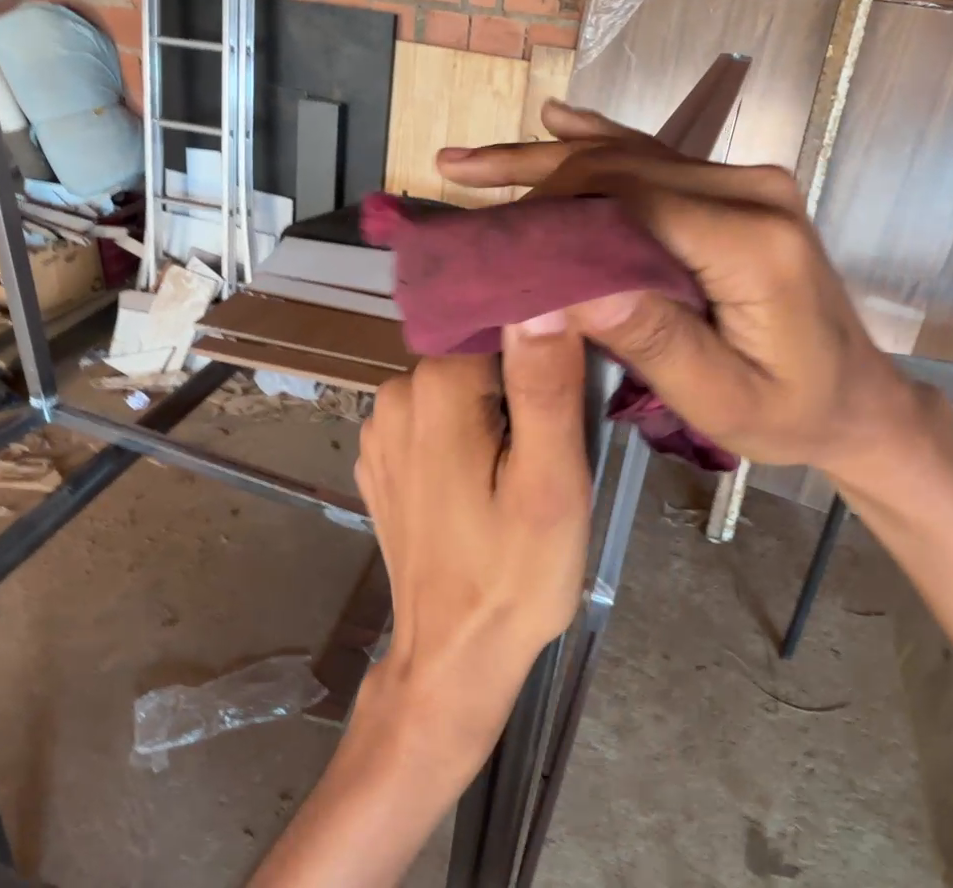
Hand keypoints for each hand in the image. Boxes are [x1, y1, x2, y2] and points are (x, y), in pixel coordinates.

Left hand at [355, 326, 591, 710]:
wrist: (454, 654)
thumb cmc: (513, 573)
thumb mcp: (550, 481)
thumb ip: (545, 384)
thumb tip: (543, 299)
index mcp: (434, 388)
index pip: (499, 321)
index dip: (542, 349)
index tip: (572, 385)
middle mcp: (394, 396)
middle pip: (476, 353)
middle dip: (517, 384)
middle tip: (551, 444)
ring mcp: (381, 431)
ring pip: (456, 384)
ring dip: (492, 411)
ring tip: (520, 467)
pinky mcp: (382, 461)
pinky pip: (432, 419)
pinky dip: (462, 434)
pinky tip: (483, 479)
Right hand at [438, 101, 923, 482]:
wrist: (857, 398)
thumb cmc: (792, 412)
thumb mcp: (723, 399)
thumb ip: (652, 338)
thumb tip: (563, 290)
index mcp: (751, 241)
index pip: (626, 202)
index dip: (546, 216)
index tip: (483, 246)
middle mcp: (751, 188)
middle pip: (617, 169)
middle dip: (532, 188)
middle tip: (459, 213)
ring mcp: (744, 181)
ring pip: (625, 154)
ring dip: (543, 160)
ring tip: (463, 163)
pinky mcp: (734, 189)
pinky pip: (653, 156)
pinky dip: (594, 143)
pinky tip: (552, 122)